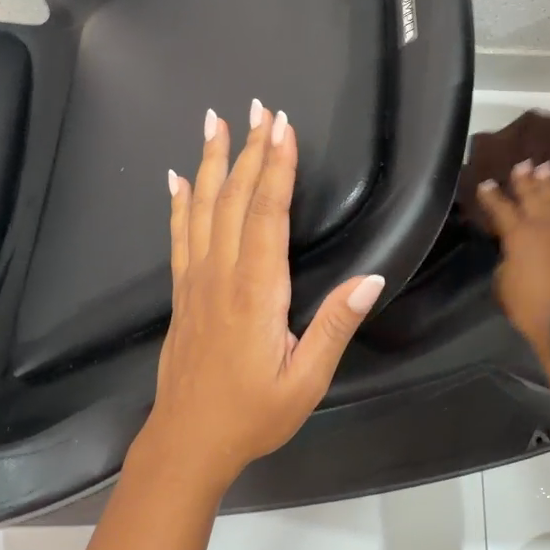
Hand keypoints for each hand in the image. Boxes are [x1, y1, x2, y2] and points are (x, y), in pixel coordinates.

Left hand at [141, 100, 385, 486]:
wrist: (186, 444)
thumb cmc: (253, 414)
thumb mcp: (306, 380)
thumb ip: (335, 326)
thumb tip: (372, 278)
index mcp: (256, 292)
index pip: (267, 215)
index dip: (277, 168)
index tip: (283, 126)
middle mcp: (222, 275)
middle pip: (235, 199)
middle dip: (250, 150)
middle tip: (258, 106)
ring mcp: (197, 281)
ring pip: (203, 208)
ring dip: (211, 162)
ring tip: (214, 122)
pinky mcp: (183, 291)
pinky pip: (180, 235)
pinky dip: (180, 202)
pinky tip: (177, 177)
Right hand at [474, 160, 549, 348]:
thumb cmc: (527, 304)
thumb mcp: (503, 281)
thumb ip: (507, 258)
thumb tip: (513, 250)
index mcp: (517, 234)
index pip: (501, 208)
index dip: (492, 196)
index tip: (486, 183)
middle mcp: (542, 225)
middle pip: (532, 195)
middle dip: (525, 179)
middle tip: (522, 164)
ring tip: (546, 167)